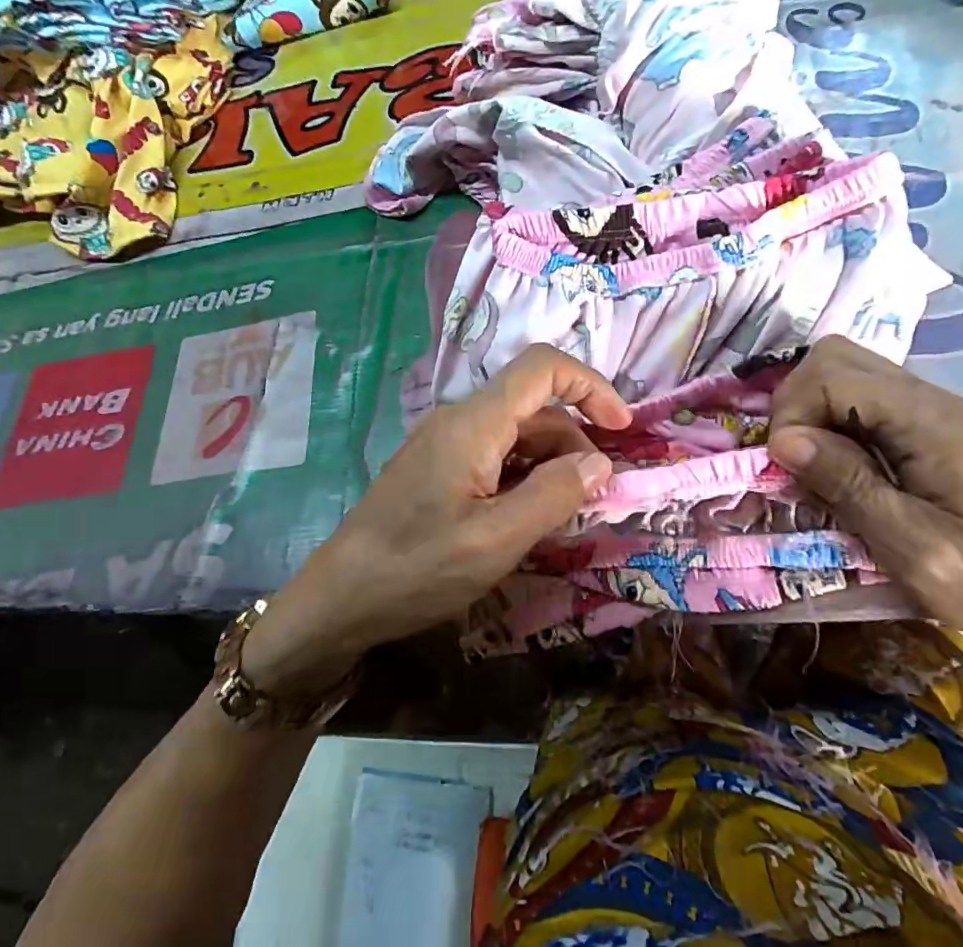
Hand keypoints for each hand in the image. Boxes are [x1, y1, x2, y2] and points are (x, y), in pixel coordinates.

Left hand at [243, 345, 631, 696]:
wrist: (341, 595)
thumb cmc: (418, 569)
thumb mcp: (497, 540)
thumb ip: (553, 495)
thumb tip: (598, 463)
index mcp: (473, 424)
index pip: (541, 368)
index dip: (591, 386)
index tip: (622, 430)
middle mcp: (456, 420)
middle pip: (532, 406)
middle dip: (574, 441)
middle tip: (591, 499)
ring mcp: (441, 444)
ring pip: (513, 433)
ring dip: (548, 463)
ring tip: (559, 515)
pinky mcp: (433, 468)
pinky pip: (490, 455)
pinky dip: (520, 476)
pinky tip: (524, 516)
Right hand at [766, 336, 962, 670]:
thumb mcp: (914, 550)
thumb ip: (849, 487)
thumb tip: (783, 440)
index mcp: (938, 425)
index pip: (834, 372)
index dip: (793, 411)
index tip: (786, 466)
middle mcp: (938, 403)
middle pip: (837, 358)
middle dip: (797, 405)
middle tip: (793, 461)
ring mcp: (938, 414)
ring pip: (847, 376)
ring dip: (813, 416)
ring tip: (813, 470)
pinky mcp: (933, 431)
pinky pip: (864, 404)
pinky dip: (833, 428)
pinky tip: (839, 471)